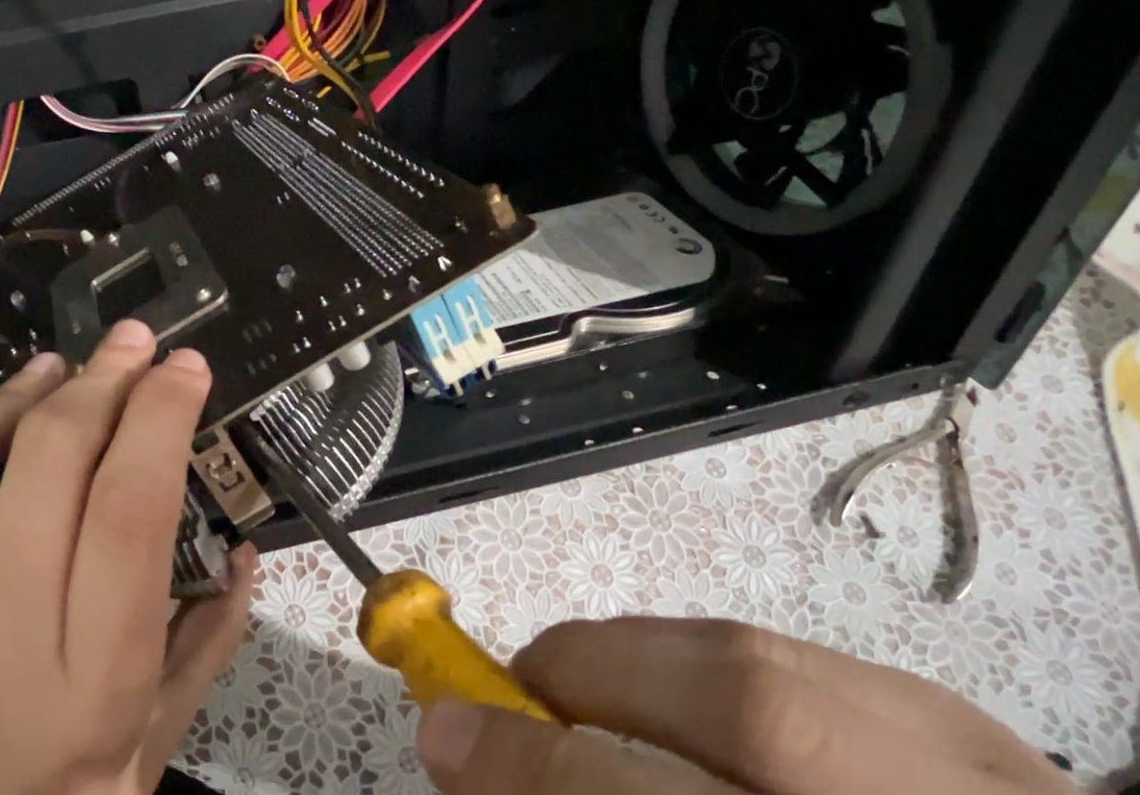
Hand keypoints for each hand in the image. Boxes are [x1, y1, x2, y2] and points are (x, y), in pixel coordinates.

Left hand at [0, 319, 255, 794]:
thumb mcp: (144, 754)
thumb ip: (203, 648)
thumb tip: (243, 550)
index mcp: (85, 689)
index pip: (130, 505)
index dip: (161, 415)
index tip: (183, 366)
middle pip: (47, 460)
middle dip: (100, 379)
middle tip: (128, 343)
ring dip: (12, 395)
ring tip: (50, 376)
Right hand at [418, 617, 1069, 793]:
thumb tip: (486, 755)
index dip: (534, 764)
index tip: (444, 731)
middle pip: (737, 704)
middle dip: (586, 678)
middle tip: (510, 697)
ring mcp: (970, 754)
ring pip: (757, 656)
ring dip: (637, 661)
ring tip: (585, 693)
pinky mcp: (959, 712)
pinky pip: (788, 649)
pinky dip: (703, 659)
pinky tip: (684, 704)